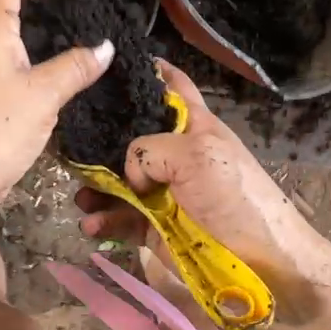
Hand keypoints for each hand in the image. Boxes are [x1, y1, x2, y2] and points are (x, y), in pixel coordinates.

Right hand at [77, 61, 330, 288]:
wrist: (262, 264)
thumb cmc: (235, 197)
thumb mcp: (197, 154)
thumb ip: (149, 149)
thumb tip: (130, 176)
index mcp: (193, 127)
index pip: (170, 88)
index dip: (147, 73)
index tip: (112, 65)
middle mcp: (175, 156)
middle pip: (129, 138)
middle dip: (100, 141)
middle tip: (68, 143)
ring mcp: (163, 193)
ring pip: (117, 182)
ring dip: (95, 187)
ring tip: (81, 197)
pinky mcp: (154, 228)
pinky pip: (119, 219)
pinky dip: (102, 220)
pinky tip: (91, 224)